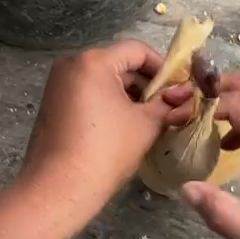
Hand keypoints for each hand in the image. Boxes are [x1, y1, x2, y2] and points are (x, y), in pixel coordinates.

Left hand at [16, 40, 192, 213]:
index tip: (179, 89)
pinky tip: (125, 125)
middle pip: (118, 63)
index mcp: (93, 61)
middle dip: (146, 84)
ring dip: (129, 94)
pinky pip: (88, 92)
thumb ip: (167, 104)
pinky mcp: (53, 103)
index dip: (163, 67)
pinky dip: (108, 102)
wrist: (58, 188)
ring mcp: (58, 83)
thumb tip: (186, 95)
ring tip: (152, 119)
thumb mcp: (145, 124)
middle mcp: (71, 64)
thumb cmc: (106, 150)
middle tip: (169, 107)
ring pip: (103, 79)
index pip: (136, 50)